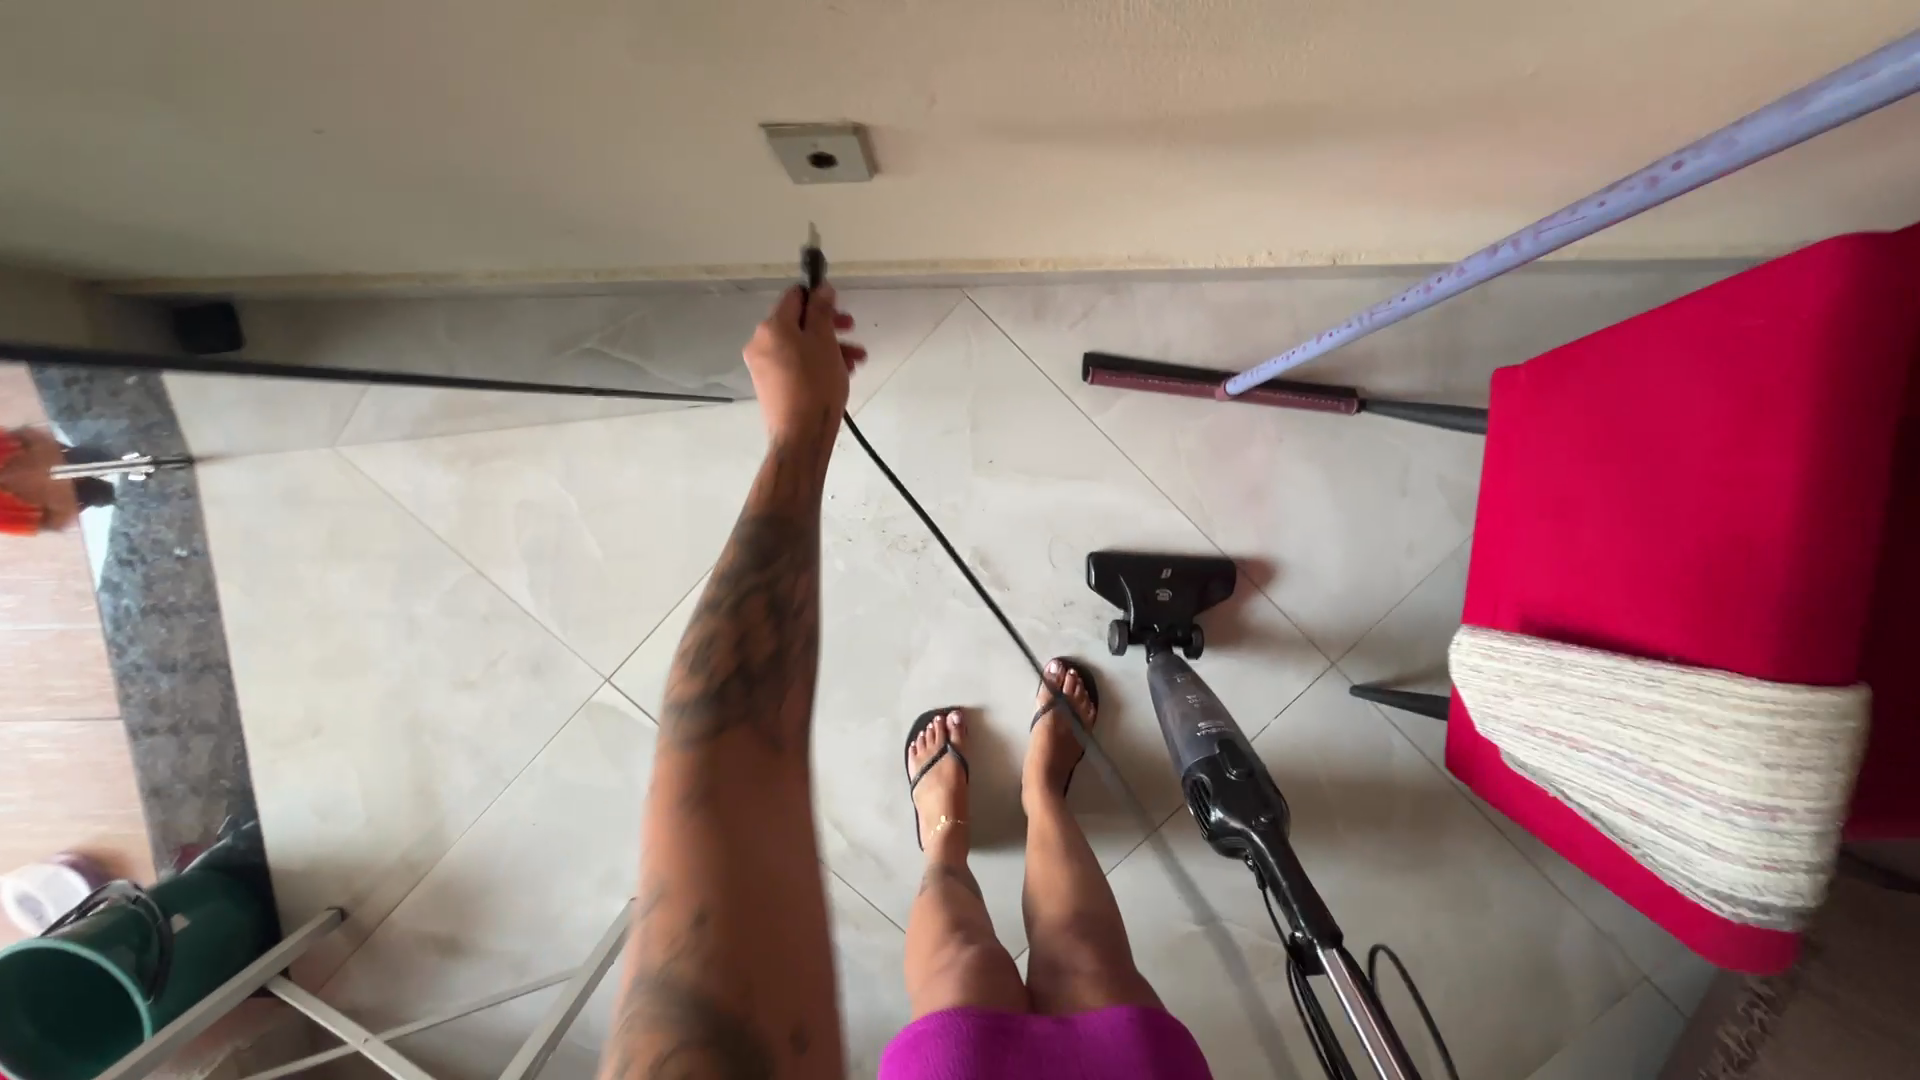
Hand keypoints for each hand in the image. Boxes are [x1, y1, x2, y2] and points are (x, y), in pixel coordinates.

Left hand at [742, 284, 866, 443]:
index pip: (795, 297)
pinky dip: (816, 365)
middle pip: (798, 324)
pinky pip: (795, 366)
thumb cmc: (816, 385)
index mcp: (772, 327)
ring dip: (829, 349)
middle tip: (853, 332)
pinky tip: (839, 376)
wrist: (801, 436)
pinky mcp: (771, 387)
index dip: (819, 297)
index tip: (840, 308)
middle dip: (829, 328)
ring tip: (856, 362)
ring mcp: (763, 367)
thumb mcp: (824, 342)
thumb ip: (822, 311)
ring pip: (800, 347)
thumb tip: (821, 288)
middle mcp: (761, 343)